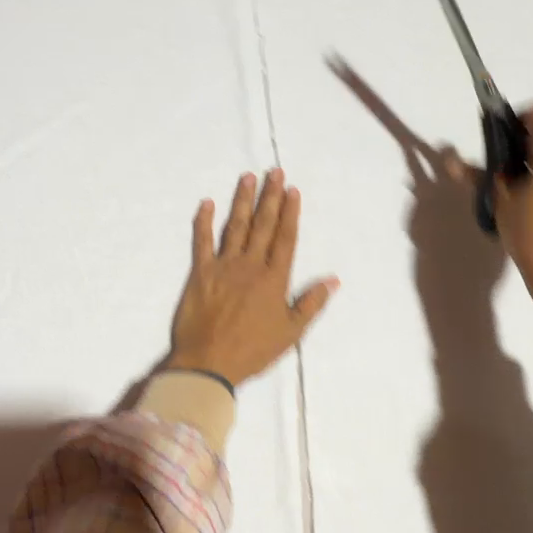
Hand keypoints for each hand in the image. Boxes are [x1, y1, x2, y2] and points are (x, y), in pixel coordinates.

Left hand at [166, 169, 338, 385]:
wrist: (208, 362)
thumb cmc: (253, 351)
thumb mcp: (291, 333)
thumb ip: (311, 303)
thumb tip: (333, 279)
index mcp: (275, 279)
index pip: (285, 238)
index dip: (290, 212)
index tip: (292, 189)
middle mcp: (250, 265)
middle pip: (263, 225)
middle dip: (269, 197)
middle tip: (273, 171)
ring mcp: (223, 266)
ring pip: (235, 226)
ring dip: (242, 201)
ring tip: (247, 177)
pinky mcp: (199, 273)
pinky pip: (201, 241)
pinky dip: (203, 221)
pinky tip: (206, 203)